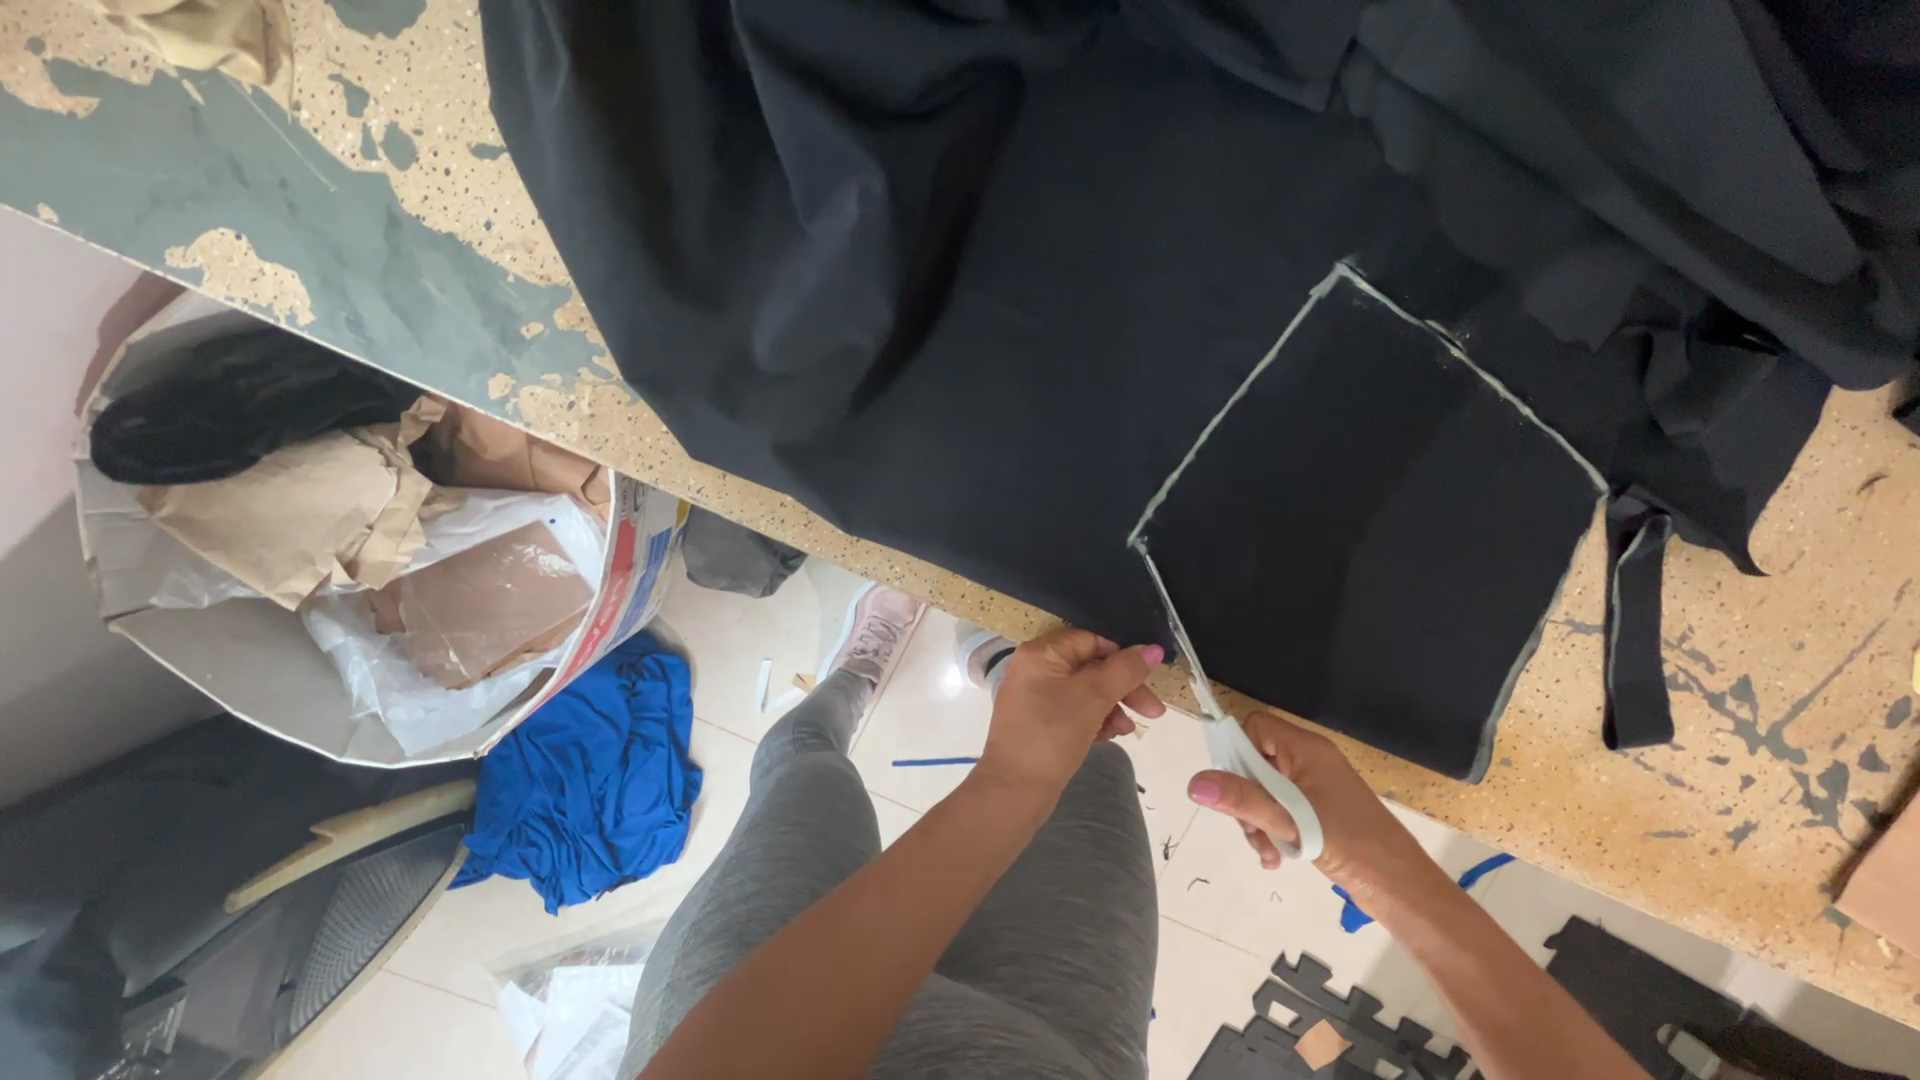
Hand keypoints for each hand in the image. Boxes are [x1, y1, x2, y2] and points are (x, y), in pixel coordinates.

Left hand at [974, 628, 1164, 802]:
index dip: (1122, 655)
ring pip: (1086, 692)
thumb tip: (1154, 648)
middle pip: (1091, 667)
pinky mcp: (1041, 723)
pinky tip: (1110, 736)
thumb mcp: (1093, 697)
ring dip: (1113, 707)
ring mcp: (1036, 697)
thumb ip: (1125, 670)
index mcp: (1041, 653)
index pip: (1091, 640)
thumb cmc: (1052, 733)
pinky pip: (1075, 712)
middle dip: (1124, 687)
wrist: (1015, 789)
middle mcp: (1035, 669)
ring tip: (1128, 730)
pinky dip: (1096, 720)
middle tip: (1154, 711)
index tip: (1149, 676)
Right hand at [1187, 712, 1447, 905]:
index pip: (1256, 727)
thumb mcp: (1289, 821)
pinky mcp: (1320, 811)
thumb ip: (1241, 799)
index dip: (1238, 752)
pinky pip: (1282, 809)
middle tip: (1252, 830)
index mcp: (1307, 750)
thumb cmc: (1351, 845)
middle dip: (1245, 797)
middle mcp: (1310, 760)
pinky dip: (1273, 830)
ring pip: (1265, 790)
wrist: (1403, 888)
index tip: (1233, 786)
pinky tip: (1276, 857)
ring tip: (1267, 852)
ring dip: (1257, 820)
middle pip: (1256, 761)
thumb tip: (1195, 783)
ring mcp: (1316, 786)